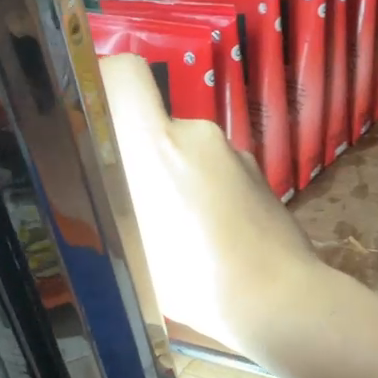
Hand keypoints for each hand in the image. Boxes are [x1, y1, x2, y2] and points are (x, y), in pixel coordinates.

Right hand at [98, 53, 322, 354]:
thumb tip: (107, 189)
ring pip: (196, 158)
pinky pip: (224, 181)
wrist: (280, 301)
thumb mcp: (134, 251)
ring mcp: (239, 158)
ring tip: (186, 241)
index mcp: (157, 144)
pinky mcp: (264, 182)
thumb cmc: (197, 281)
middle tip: (143, 209)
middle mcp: (200, 136)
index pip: (124, 75)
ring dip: (186, 186)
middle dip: (151, 160)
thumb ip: (117, 206)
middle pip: (163, 129)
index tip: (97, 114)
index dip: (107, 83)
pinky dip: (216, 203)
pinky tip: (218, 248)